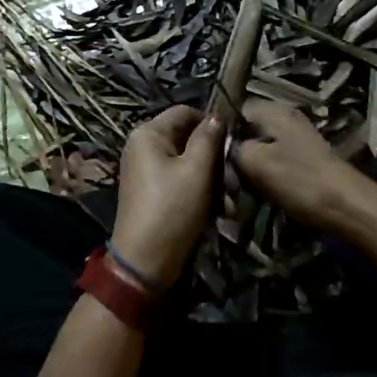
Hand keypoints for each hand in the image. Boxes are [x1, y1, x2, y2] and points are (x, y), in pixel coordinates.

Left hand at [110, 105, 224, 284]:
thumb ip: (209, 138)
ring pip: (186, 161)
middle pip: (186, 138)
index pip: (185, 111)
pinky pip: (179, 180)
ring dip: (210, 178)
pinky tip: (217, 211)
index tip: (232, 143)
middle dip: (213, 157)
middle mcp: (142, 146)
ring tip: (228, 202)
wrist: (144, 264)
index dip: (211, 123)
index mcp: (148, 134)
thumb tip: (217, 117)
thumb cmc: (172, 210)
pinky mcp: (150, 192)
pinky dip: (198, 191)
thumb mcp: (197, 170)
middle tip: (234, 179)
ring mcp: (144, 170)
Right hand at [234, 100, 373, 232]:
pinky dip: (265, 176)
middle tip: (225, 178)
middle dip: (235, 154)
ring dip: (250, 169)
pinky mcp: (304, 158)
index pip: (234, 111)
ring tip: (238, 191)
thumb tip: (225, 147)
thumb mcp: (255, 163)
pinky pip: (275, 161)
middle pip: (248, 131)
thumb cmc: (298, 180)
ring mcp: (296, 137)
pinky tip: (259, 194)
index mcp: (272, 110)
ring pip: (260, 149)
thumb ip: (233, 149)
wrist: (346, 206)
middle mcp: (285, 117)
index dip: (220, 132)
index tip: (210, 156)